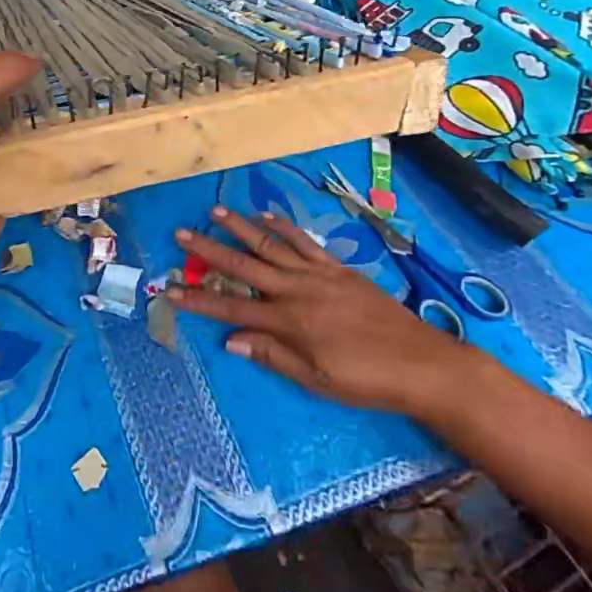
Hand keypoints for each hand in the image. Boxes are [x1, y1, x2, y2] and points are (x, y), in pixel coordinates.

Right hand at [167, 206, 487, 417]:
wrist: (422, 363)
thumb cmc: (366, 380)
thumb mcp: (316, 379)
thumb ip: (272, 355)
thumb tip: (230, 339)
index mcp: (289, 321)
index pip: (232, 308)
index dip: (198, 299)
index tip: (170, 290)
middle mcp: (297, 290)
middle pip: (243, 265)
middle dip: (209, 250)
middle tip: (181, 233)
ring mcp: (318, 274)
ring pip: (271, 244)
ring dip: (240, 227)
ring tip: (215, 211)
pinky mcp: (337, 268)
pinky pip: (304, 242)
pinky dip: (283, 227)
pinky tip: (266, 215)